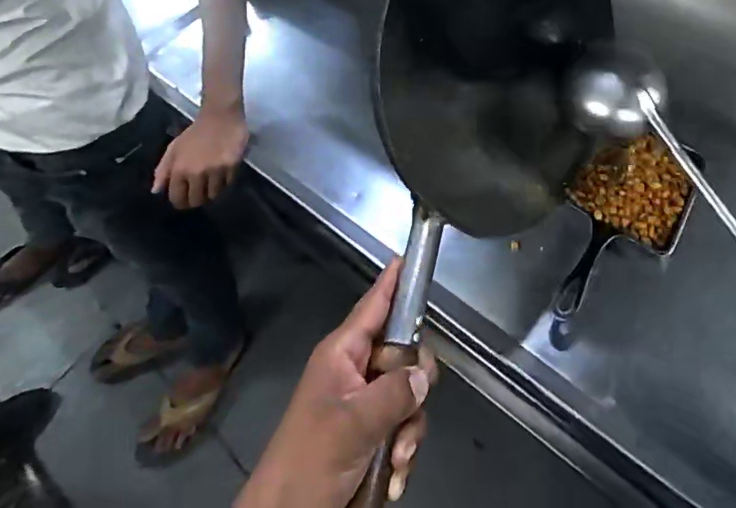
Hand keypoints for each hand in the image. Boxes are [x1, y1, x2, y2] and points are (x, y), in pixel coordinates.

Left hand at [152, 104, 247, 208]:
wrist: (220, 116)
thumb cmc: (196, 132)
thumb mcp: (175, 147)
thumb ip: (164, 169)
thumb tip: (156, 191)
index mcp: (179, 169)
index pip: (177, 199)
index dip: (181, 201)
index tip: (185, 198)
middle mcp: (196, 173)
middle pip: (196, 200)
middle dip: (198, 198)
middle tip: (201, 189)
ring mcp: (215, 171)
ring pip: (214, 194)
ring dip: (213, 189)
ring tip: (213, 178)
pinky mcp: (231, 167)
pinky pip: (228, 184)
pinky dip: (225, 180)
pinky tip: (223, 169)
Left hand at [237, 260, 437, 507]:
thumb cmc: (311, 458)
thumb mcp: (354, 424)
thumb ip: (394, 394)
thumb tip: (424, 374)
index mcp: (342, 354)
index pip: (372, 308)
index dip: (390, 284)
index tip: (405, 259)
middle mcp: (354, 371)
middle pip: (402, 357)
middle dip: (413, 392)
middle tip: (408, 417)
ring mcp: (361, 403)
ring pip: (407, 397)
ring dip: (409, 431)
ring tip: (397, 459)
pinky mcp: (369, 433)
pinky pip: (401, 427)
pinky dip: (403, 453)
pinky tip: (394, 476)